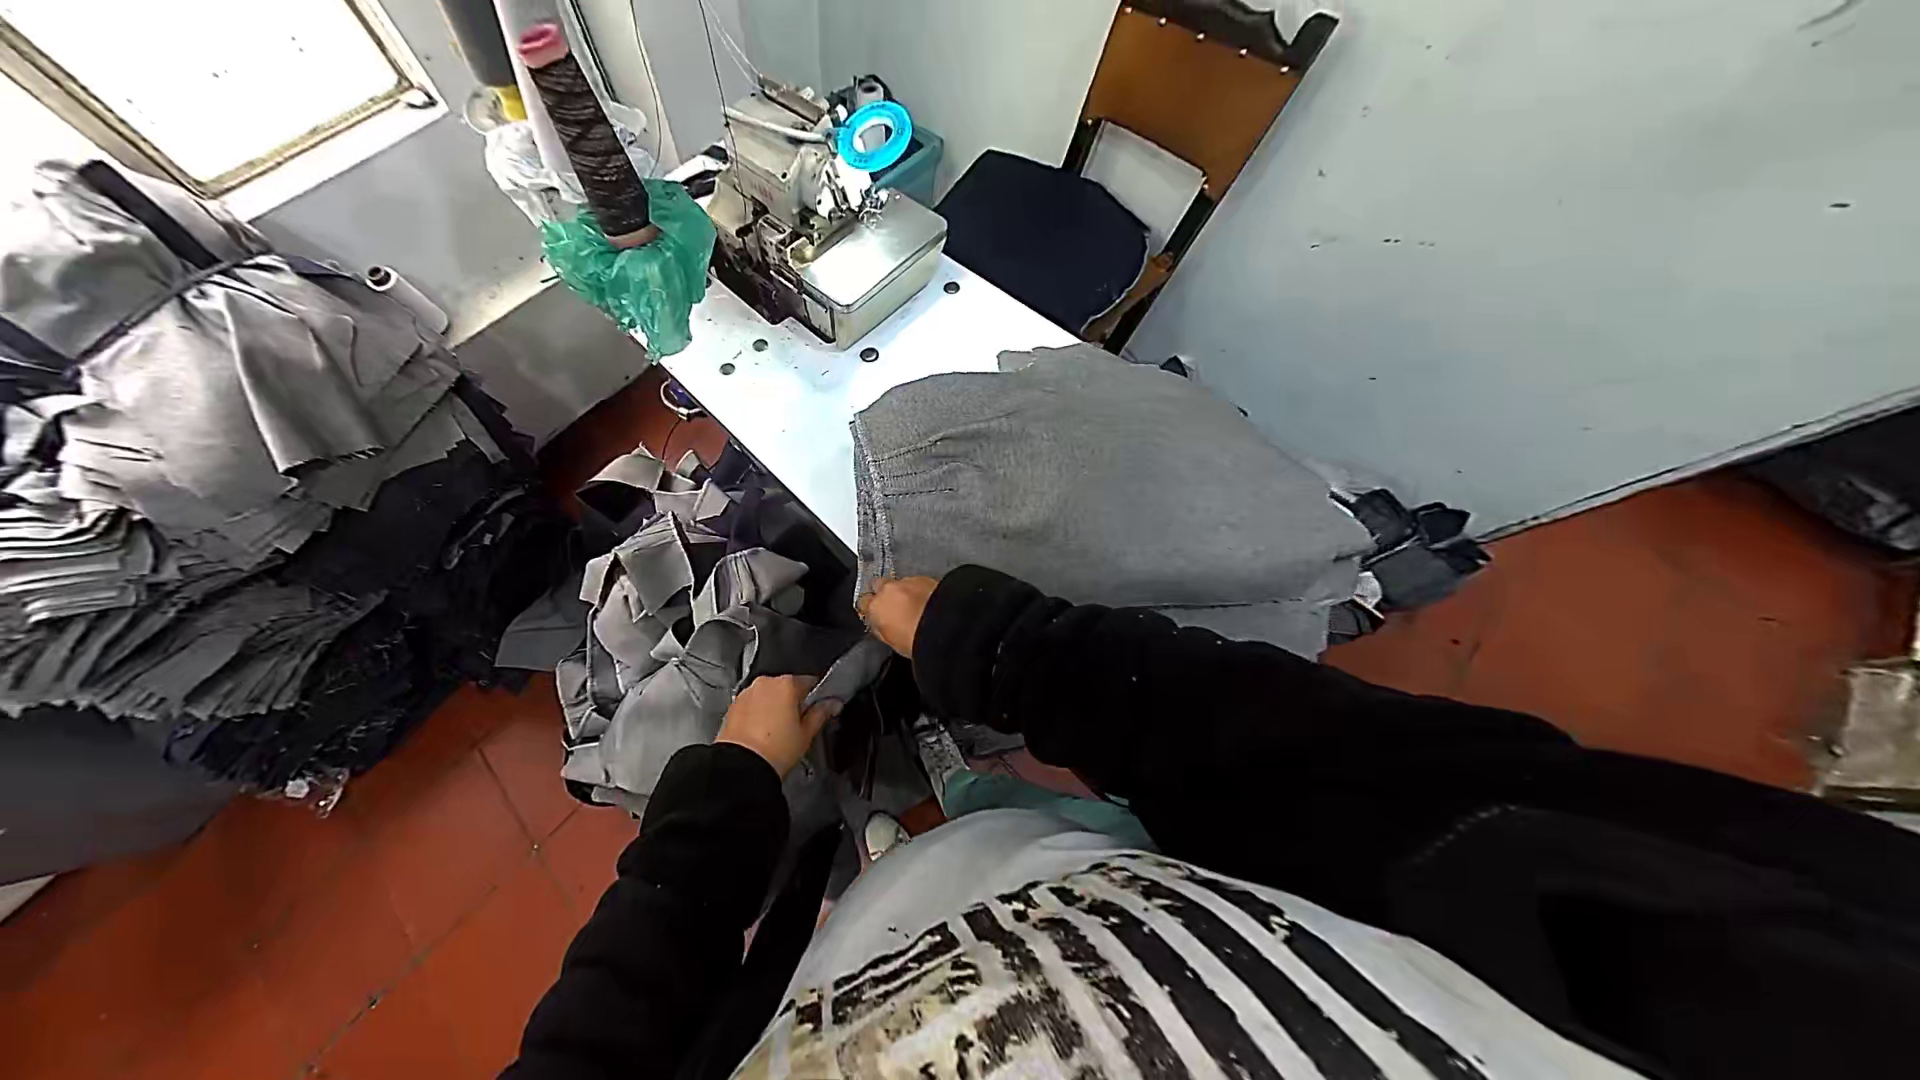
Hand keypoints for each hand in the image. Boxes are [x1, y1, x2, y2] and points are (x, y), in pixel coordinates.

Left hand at [717, 675, 839, 777]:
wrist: (741, 767)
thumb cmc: (773, 751)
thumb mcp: (806, 733)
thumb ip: (821, 713)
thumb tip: (831, 704)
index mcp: (786, 684)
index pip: (810, 681)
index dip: (818, 696)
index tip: (820, 709)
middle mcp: (765, 684)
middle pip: (787, 687)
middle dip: (794, 703)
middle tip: (799, 726)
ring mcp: (746, 695)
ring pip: (768, 696)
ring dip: (775, 708)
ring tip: (779, 733)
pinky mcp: (733, 708)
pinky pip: (752, 706)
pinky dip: (758, 716)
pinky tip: (763, 735)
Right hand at [858, 576, 937, 657]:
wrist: (945, 627)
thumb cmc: (918, 639)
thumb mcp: (892, 642)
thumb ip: (881, 628)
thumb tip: (880, 624)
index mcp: (875, 607)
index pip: (863, 602)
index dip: (870, 608)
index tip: (877, 614)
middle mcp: (888, 589)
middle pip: (879, 585)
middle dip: (884, 593)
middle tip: (895, 608)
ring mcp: (907, 581)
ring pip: (899, 583)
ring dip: (905, 592)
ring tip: (916, 606)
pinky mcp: (926, 578)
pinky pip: (917, 582)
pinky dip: (920, 590)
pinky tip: (927, 601)